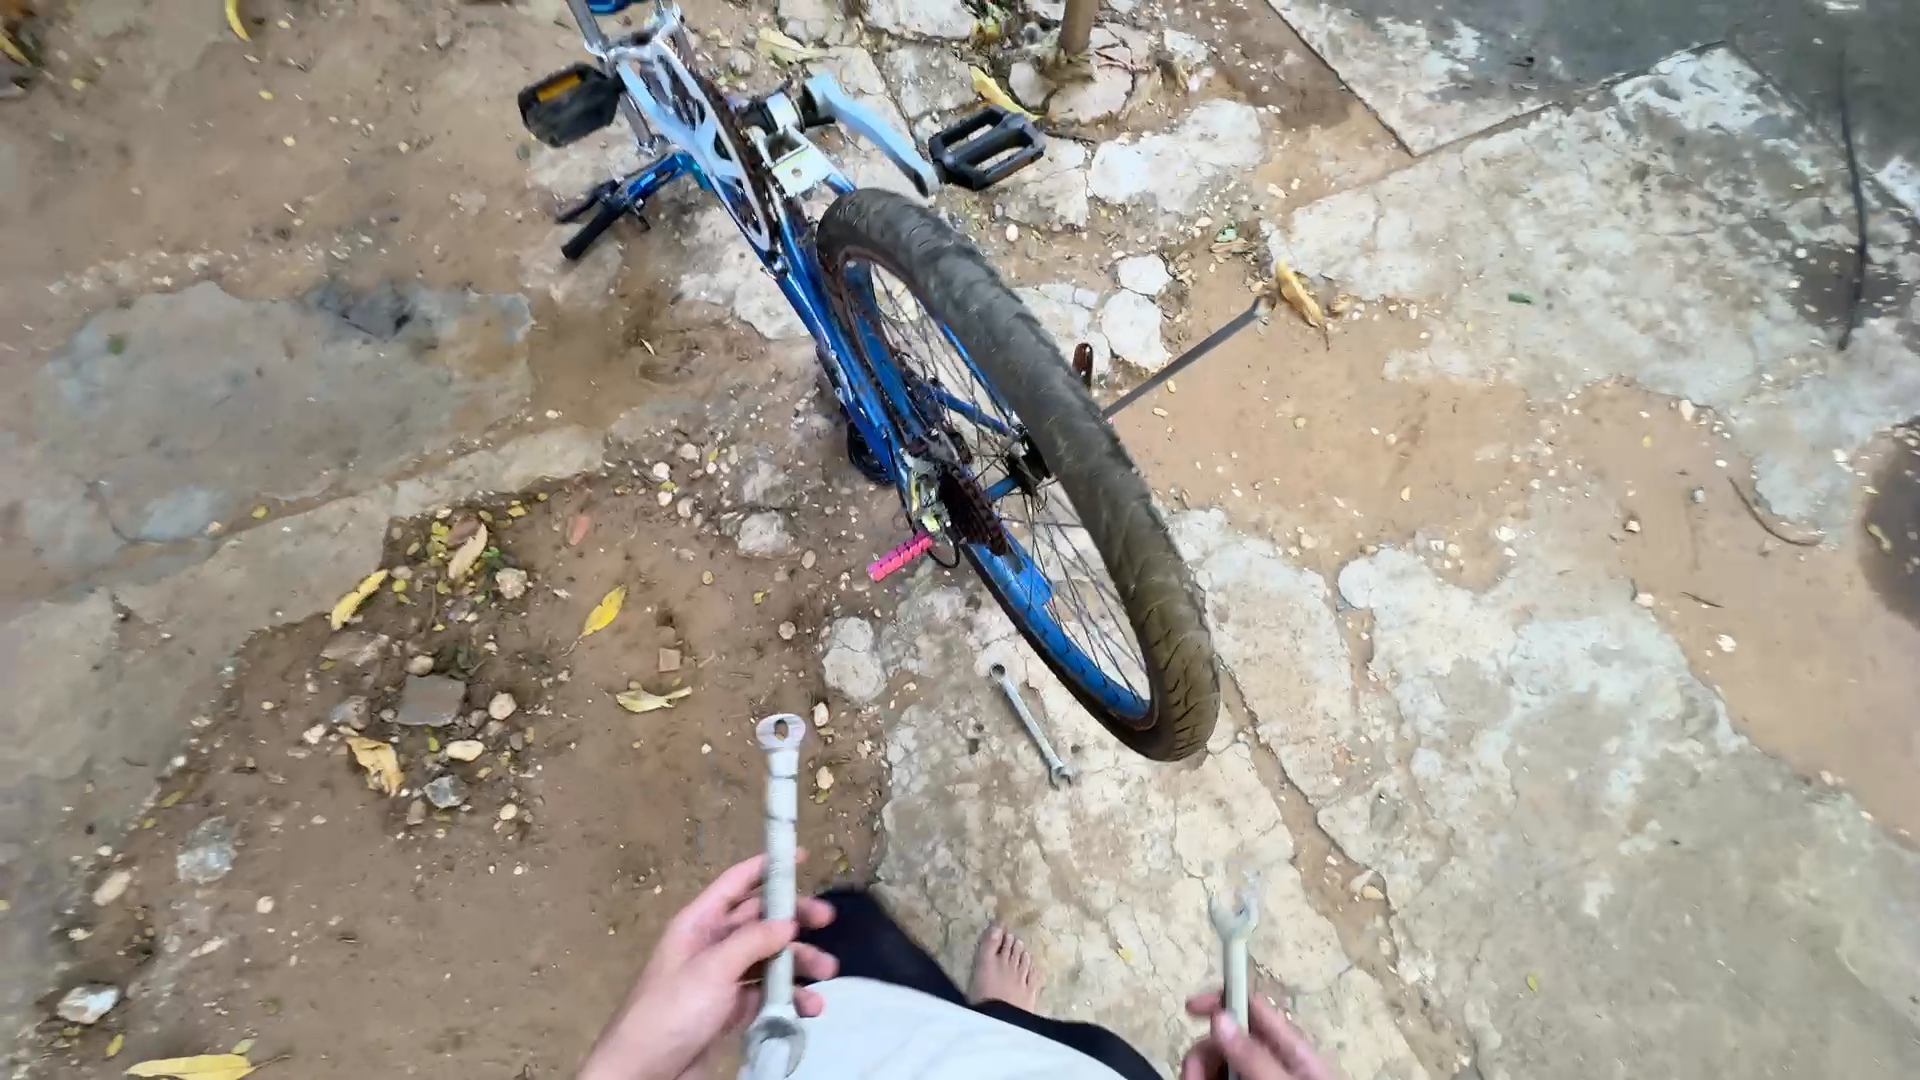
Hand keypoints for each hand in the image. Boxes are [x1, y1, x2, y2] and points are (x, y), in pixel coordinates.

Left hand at [579, 853, 838, 1079]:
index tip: (802, 857)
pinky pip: (767, 994)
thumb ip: (753, 941)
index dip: (768, 867)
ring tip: (828, 972)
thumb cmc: (671, 1011)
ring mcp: (723, 978)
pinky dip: (789, 997)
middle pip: (761, 919)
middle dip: (794, 918)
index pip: (737, 882)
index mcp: (700, 923)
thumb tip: (789, 921)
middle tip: (827, 919)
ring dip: (798, 962)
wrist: (642, 1078)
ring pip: (769, 958)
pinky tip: (810, 1006)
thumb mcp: (712, 970)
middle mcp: (713, 944)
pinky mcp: (730, 1011)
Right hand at [1179, 990, 1332, 1079]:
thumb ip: (1254, 1057)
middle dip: (1203, 1055)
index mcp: (1292, 1052)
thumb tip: (1219, 1017)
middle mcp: (1275, 1065)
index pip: (1253, 1007)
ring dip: (1202, 1075)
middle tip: (1189, 1078)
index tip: (1190, 1010)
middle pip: (1228, 1041)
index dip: (1220, 1000)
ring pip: (1222, 1068)